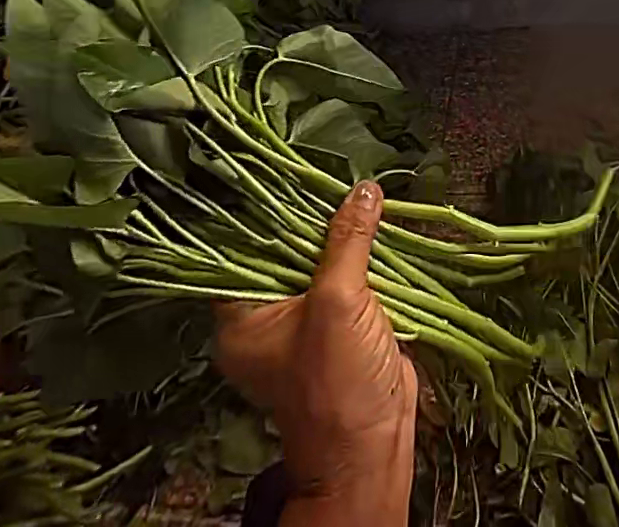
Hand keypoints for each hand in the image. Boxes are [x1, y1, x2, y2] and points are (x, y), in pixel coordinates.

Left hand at [214, 182, 417, 502]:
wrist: (374, 447)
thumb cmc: (338, 385)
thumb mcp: (339, 303)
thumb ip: (349, 242)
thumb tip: (365, 189)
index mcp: (243, 316)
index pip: (244, 248)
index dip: (268, 210)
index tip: (290, 171)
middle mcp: (268, 315)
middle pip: (286, 250)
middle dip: (314, 218)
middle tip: (332, 174)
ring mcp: (305, 319)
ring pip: (320, 262)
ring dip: (343, 235)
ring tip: (359, 191)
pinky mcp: (339, 323)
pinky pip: (346, 278)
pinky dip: (362, 256)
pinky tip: (376, 224)